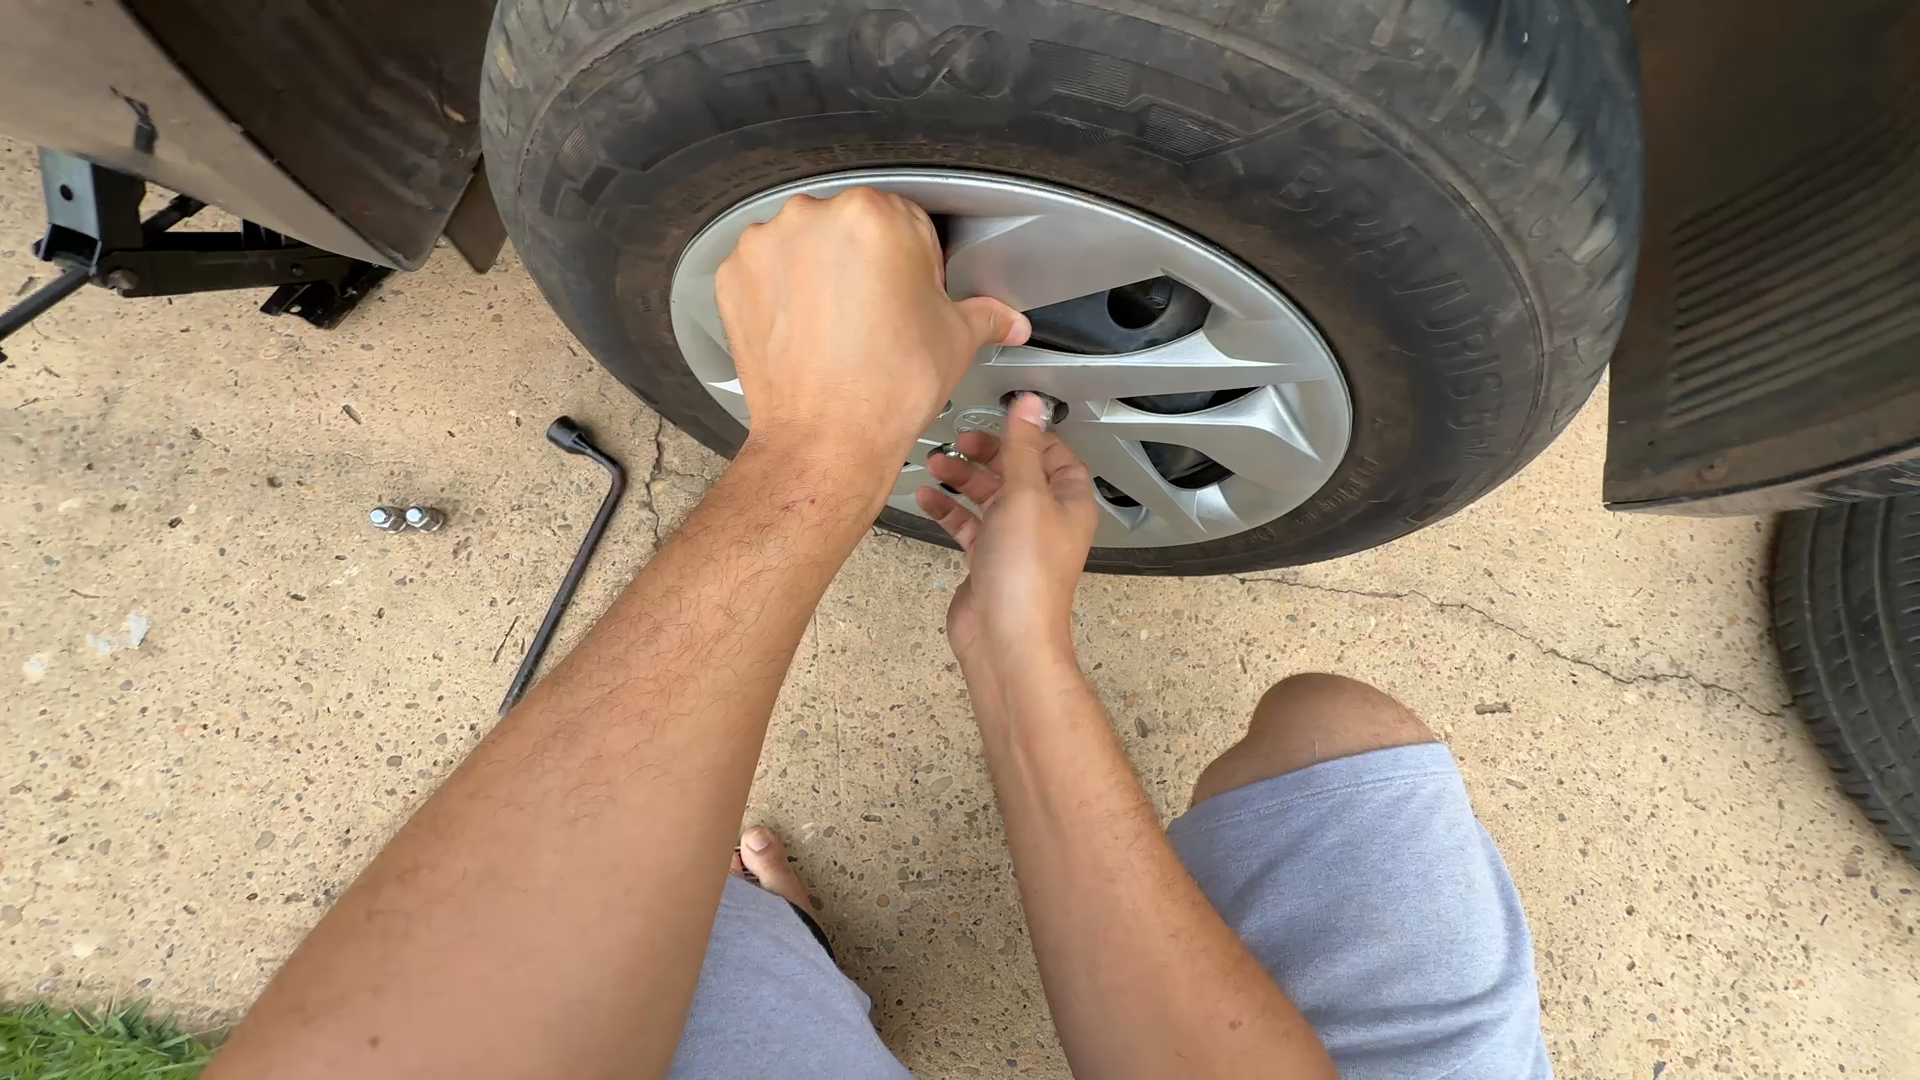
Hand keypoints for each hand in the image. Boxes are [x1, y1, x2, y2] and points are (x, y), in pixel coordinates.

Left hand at [715, 187, 1029, 498]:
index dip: (915, 266)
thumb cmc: (886, 392)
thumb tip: (1007, 320)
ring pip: (806, 250)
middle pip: (852, 231)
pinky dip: (783, 297)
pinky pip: (766, 275)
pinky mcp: (734, 279)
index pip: (907, 222)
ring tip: (840, 333)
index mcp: (876, 218)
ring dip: (821, 279)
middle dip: (866, 268)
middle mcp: (814, 219)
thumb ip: (986, 316)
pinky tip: (807, 334)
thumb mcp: (954, 343)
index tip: (911, 297)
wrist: (825, 442)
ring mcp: (767, 247)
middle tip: (876, 321)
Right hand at [914, 393, 1099, 667]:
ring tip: (937, 464)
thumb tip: (1029, 405)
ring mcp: (1015, 541)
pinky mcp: (988, 561)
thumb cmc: (1026, 573)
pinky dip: (949, 509)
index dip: (1028, 436)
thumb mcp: (1025, 494)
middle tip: (961, 440)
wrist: (1005, 635)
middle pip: (1016, 473)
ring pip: (988, 497)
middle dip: (988, 454)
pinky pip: (968, 525)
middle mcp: (1045, 520)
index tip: (999, 420)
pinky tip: (929, 497)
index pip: (1054, 455)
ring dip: (963, 479)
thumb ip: (1022, 447)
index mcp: (1068, 502)